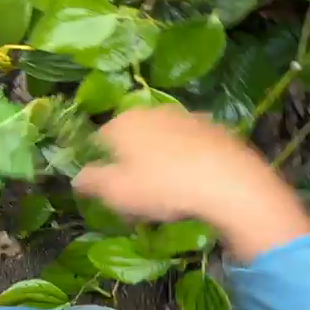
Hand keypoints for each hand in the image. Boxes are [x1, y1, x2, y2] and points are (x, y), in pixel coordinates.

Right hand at [73, 106, 309, 261]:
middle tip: (136, 196)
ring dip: (158, 163)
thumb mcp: (115, 192)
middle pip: (131, 140)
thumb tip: (77, 177)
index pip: (98, 141)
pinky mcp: (216, 129)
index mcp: (123, 122)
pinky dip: (186, 162)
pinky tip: (193, 186)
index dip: (101, 167)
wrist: (233, 185)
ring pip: (161, 143)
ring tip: (167, 195)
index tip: (108, 191)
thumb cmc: (163, 187)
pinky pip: (189, 147)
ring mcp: (186, 118)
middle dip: (130, 164)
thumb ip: (91, 182)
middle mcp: (152, 112)